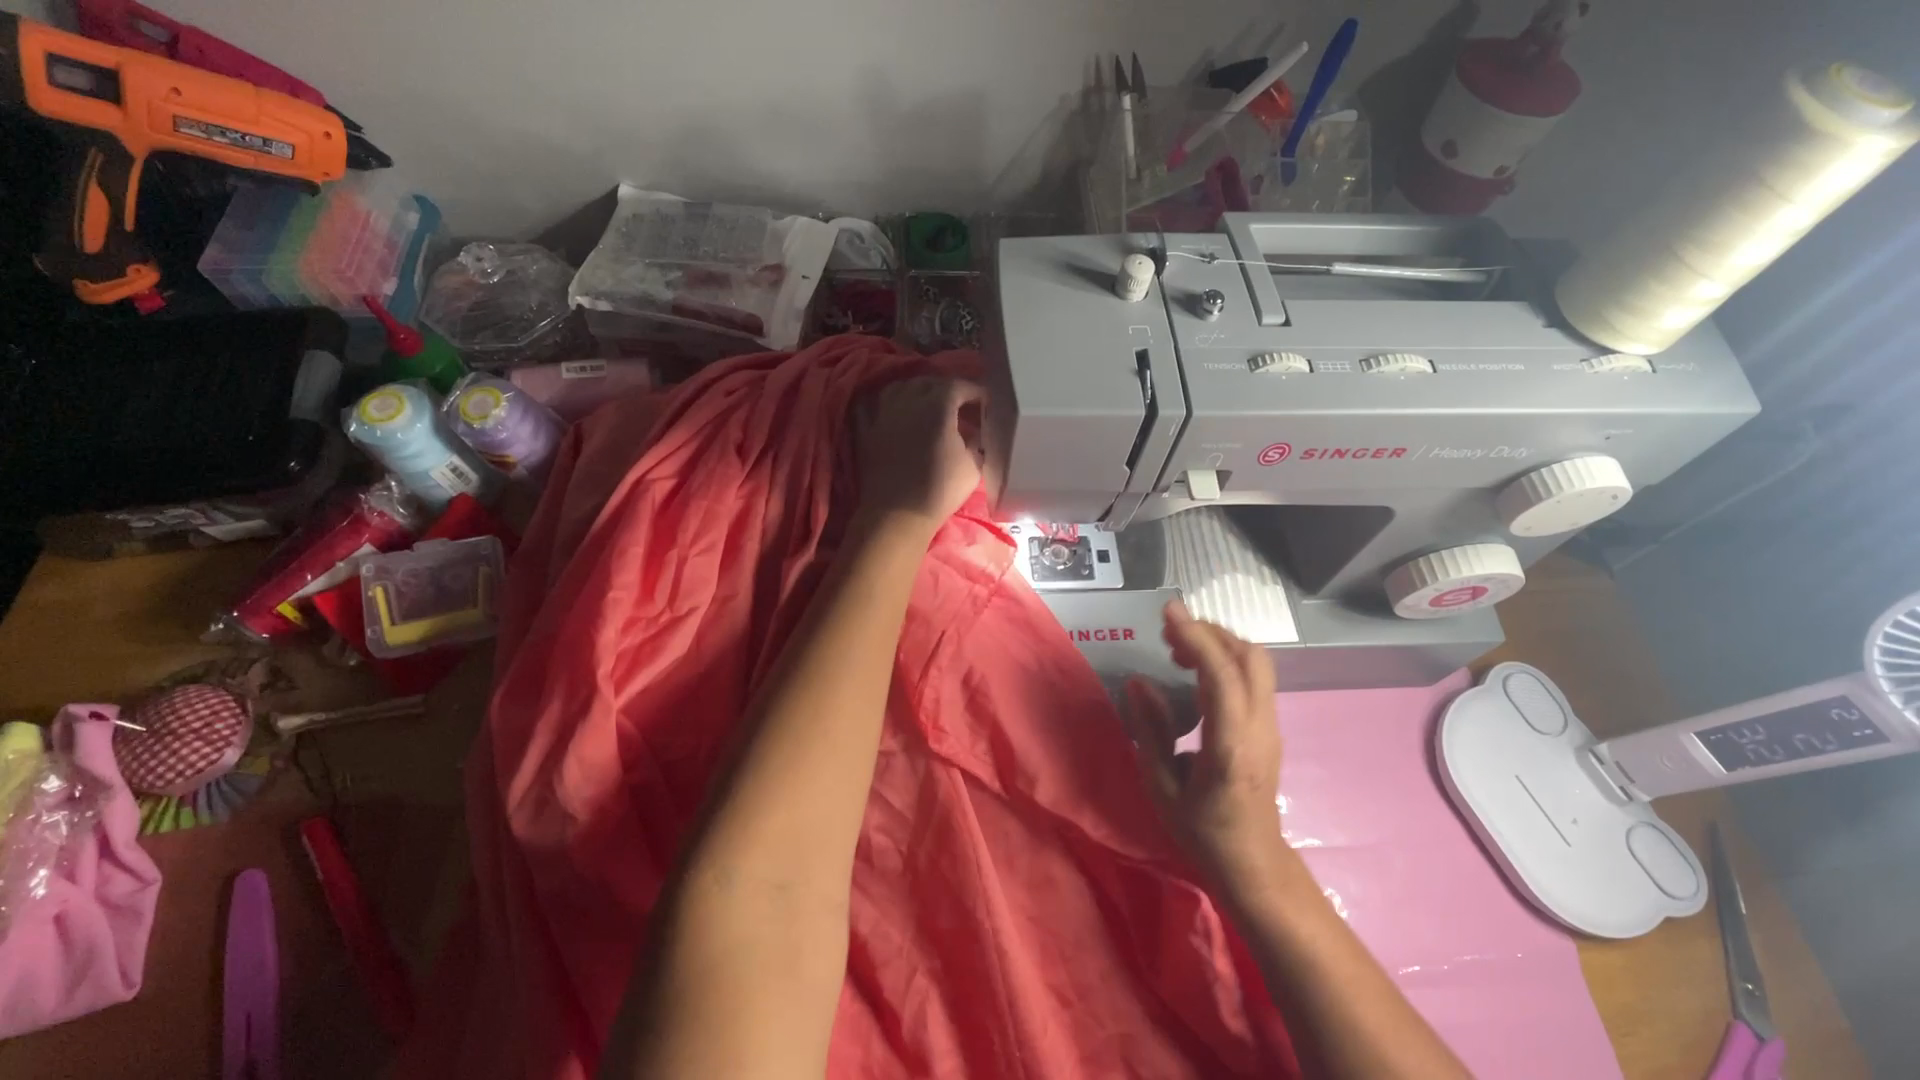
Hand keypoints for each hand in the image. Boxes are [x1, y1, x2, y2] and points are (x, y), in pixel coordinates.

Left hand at [853, 376, 984, 533]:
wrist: (898, 515)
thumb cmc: (940, 490)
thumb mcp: (974, 464)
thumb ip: (976, 439)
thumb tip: (975, 431)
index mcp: (938, 405)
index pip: (960, 385)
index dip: (975, 392)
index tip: (985, 404)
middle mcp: (908, 400)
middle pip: (929, 382)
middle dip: (947, 389)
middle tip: (959, 405)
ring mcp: (882, 412)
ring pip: (899, 387)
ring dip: (916, 391)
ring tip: (926, 404)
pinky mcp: (865, 430)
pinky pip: (870, 404)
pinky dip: (883, 402)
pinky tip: (891, 409)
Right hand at [1122, 599, 1286, 891]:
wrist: (1253, 862)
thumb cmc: (1201, 833)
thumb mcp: (1162, 788)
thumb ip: (1152, 732)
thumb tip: (1139, 682)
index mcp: (1231, 746)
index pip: (1222, 675)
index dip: (1197, 637)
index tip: (1168, 612)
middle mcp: (1259, 728)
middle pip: (1250, 657)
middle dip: (1210, 632)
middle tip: (1169, 632)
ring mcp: (1271, 727)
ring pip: (1257, 664)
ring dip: (1220, 643)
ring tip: (1179, 648)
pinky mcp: (1270, 728)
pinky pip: (1254, 679)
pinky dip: (1227, 660)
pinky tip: (1197, 671)